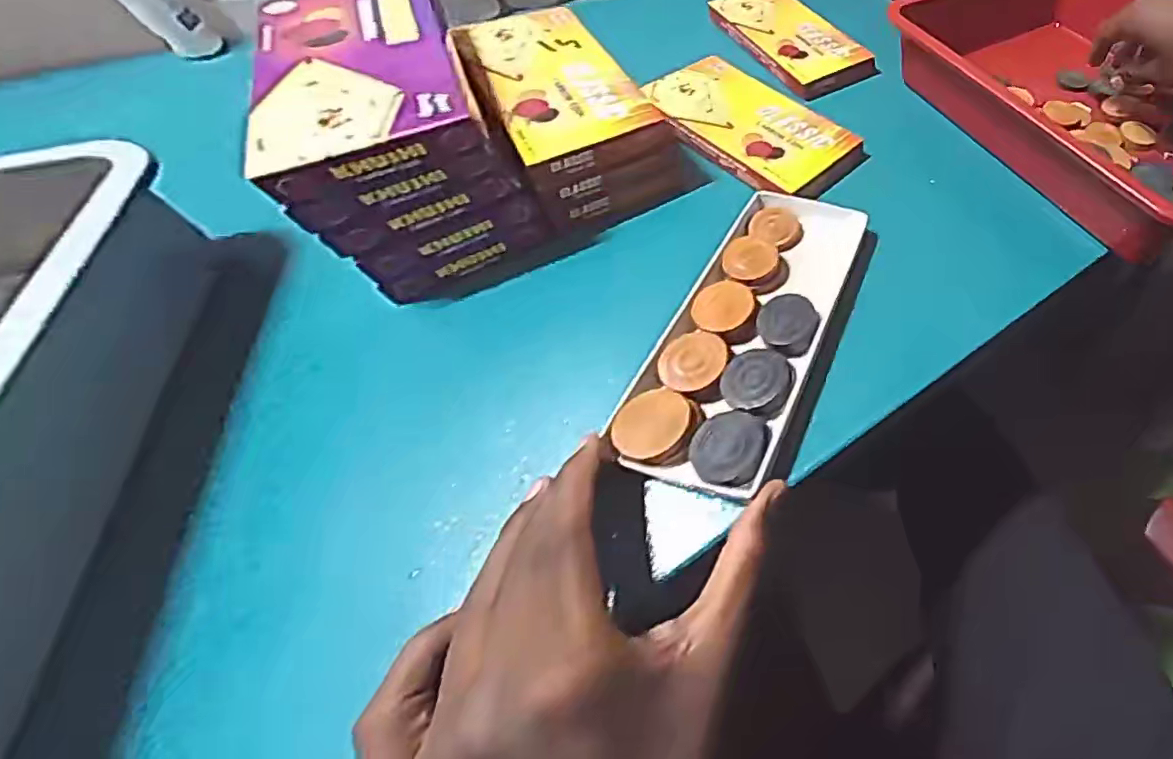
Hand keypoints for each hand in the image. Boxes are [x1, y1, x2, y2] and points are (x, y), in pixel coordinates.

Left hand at [355, 435, 784, 758]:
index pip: (559, 540)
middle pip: (513, 564)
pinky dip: (429, 641)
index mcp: (564, 660)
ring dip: (502, 551)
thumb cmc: (666, 756)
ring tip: (538, 514)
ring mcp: (436, 739)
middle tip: (577, 470)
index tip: (593, 445)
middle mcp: (486, 690)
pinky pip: (397, 693)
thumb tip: (774, 493)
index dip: (575, 484)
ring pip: (466, 610)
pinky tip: (463, 618)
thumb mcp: (711, 665)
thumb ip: (742, 569)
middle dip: (546, 506)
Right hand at [1088, 0, 1172, 96]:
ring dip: (1149, 34)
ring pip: (1157, 12)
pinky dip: (1172, 26)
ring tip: (1153, 56)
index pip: (1107, 30)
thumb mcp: (1163, 76)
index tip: (1095, 63)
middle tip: (1123, 64)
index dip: (1098, 49)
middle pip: (1132, 18)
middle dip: (1125, 42)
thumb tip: (1124, 72)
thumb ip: (1136, 73)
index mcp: (1140, 15)